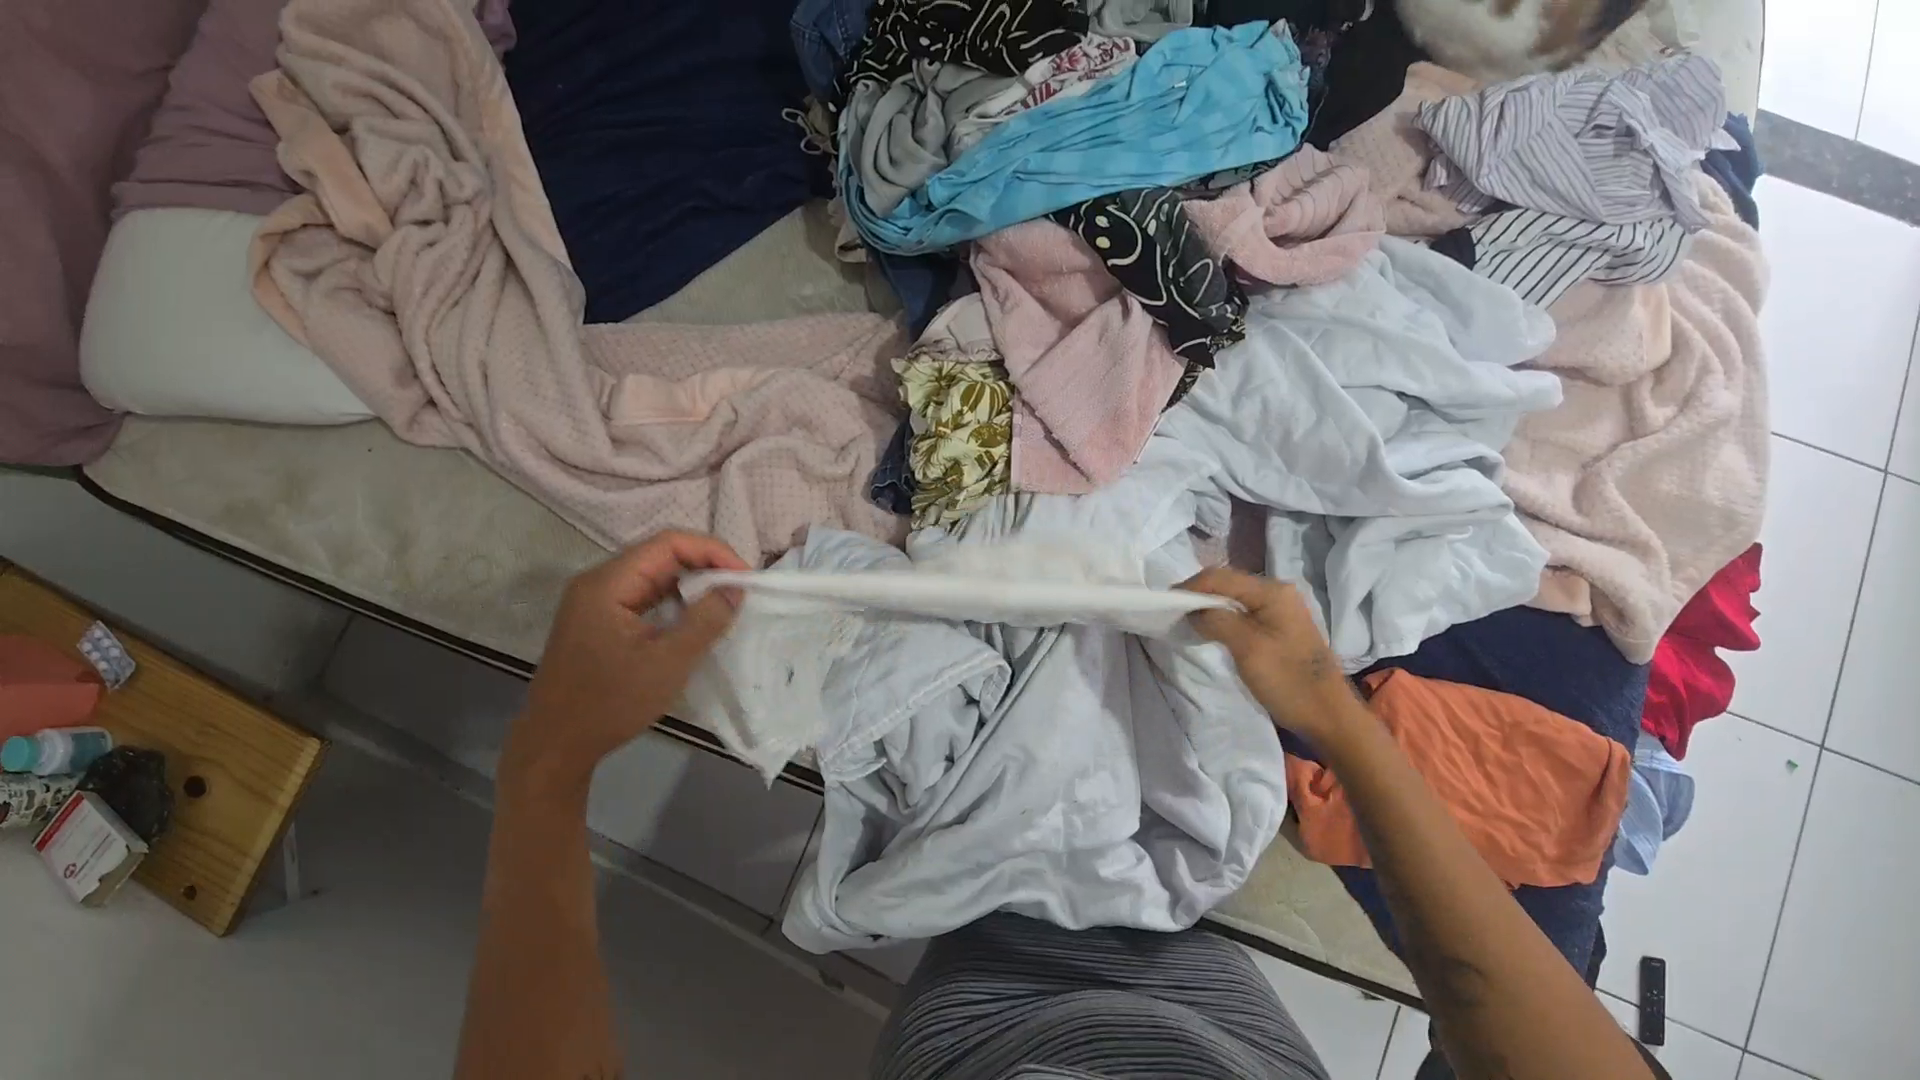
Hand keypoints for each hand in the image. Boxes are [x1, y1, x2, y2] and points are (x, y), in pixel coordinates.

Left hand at [502, 531, 747, 802]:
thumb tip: (736, 588)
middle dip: (705, 566)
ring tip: (725, 603)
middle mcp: (598, 582)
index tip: (745, 577)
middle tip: (740, 590)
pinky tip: (694, 619)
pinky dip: (674, 601)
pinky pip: (644, 596)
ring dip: (691, 584)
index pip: (668, 543)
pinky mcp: (599, 621)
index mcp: (608, 583)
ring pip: (653, 575)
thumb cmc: (610, 703)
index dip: (712, 551)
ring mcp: (596, 602)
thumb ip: (705, 620)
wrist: (556, 745)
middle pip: (660, 554)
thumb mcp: (668, 663)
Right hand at [1180, 567, 1367, 746]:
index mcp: (1272, 591)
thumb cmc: (1288, 680)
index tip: (1165, 604)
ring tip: (1187, 621)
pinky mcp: (1280, 626)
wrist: (1327, 715)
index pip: (1220, 576)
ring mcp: (1281, 609)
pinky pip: (1244, 612)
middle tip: (1173, 613)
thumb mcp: (1247, 648)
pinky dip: (1223, 618)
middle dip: (1198, 595)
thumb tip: (1193, 611)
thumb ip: (1217, 621)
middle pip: (1227, 583)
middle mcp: (1278, 592)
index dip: (1190, 587)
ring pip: (1234, 598)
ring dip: (1210, 607)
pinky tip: (1212, 630)